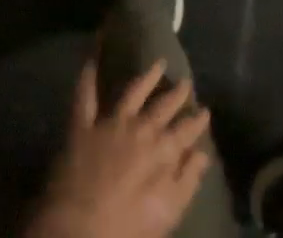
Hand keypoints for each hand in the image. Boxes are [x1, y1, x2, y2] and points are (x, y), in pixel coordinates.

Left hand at [27, 58, 211, 237]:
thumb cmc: (126, 227)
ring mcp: (110, 124)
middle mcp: (141, 128)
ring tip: (157, 63)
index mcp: (163, 150)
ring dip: (146, 77)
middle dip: (177, 94)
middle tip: (186, 81)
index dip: (198, 120)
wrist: (76, 231)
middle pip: (164, 106)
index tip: (205, 111)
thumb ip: (187, 180)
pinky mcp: (82, 128)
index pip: (187, 129)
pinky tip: (90, 61)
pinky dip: (87, 78)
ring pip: (132, 92)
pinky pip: (84, 98)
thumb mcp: (167, 212)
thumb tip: (202, 154)